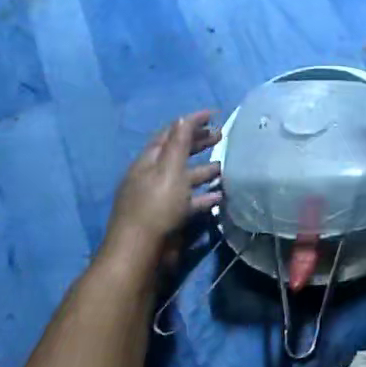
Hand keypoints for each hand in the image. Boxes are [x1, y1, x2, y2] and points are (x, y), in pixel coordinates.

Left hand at [103, 110, 221, 257]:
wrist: (140, 252)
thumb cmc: (156, 206)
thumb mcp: (169, 169)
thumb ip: (178, 144)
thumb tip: (184, 119)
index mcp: (148, 161)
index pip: (169, 134)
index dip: (190, 122)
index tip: (213, 114)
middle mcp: (151, 177)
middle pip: (177, 154)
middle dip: (198, 144)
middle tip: (222, 136)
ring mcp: (159, 199)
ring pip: (184, 179)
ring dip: (204, 171)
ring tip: (225, 168)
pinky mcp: (167, 219)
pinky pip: (188, 202)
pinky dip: (203, 197)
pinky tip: (219, 197)